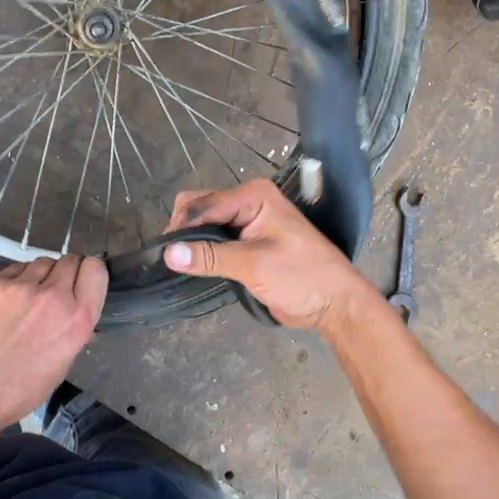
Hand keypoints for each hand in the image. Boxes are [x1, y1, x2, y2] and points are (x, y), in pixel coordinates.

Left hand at [0, 254, 106, 431]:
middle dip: (64, 272)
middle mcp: (54, 297)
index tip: (80, 280)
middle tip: (52, 290)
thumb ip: (74, 334)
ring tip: (27, 297)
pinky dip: (15, 280)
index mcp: (77, 319)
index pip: (96, 270)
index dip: (89, 272)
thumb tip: (79, 321)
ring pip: (41, 262)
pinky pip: (14, 270)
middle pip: (70, 260)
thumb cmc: (19, 389)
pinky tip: (5, 300)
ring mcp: (22, 287)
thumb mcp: (60, 366)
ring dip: (39, 276)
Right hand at [162, 179, 380, 332]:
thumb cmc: (301, 276)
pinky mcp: (246, 244)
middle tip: (173, 260)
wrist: (334, 303)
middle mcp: (248, 202)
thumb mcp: (254, 265)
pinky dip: (202, 251)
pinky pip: (215, 240)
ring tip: (179, 265)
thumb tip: (168, 254)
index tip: (164, 253)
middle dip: (184, 231)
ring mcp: (247, 222)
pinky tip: (193, 266)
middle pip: (200, 208)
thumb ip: (211, 257)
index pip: (203, 203)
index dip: (181, 226)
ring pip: (205, 225)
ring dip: (192, 242)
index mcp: (253, 195)